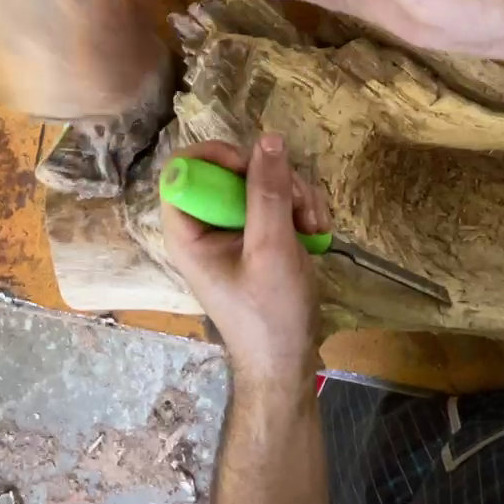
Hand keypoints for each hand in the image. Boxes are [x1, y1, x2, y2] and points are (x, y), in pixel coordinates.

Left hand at [161, 134, 331, 389]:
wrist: (289, 364)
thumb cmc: (269, 315)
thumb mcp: (270, 250)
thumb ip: (268, 193)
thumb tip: (269, 138)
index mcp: (189, 230)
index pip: (185, 166)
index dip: (218, 157)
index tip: (253, 167)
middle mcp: (207, 224)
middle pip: (233, 169)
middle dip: (274, 180)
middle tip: (299, 207)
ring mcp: (235, 229)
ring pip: (262, 180)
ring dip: (296, 196)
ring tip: (314, 227)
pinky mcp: (259, 234)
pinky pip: (279, 199)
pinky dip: (302, 209)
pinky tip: (317, 232)